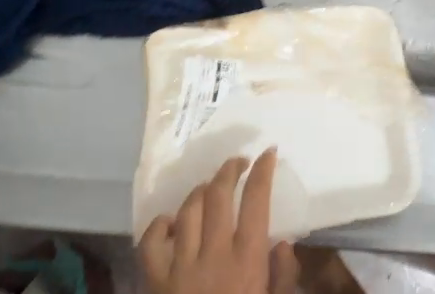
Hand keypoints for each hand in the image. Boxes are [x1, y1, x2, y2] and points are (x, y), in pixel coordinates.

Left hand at [140, 149, 297, 293]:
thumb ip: (282, 279)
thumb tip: (283, 244)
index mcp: (246, 262)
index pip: (256, 201)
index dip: (262, 171)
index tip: (269, 153)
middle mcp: (213, 254)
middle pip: (218, 194)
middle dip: (229, 169)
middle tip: (239, 162)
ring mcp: (180, 266)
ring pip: (187, 209)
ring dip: (200, 191)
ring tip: (209, 189)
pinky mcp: (154, 281)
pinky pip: (151, 241)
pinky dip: (161, 225)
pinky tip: (172, 223)